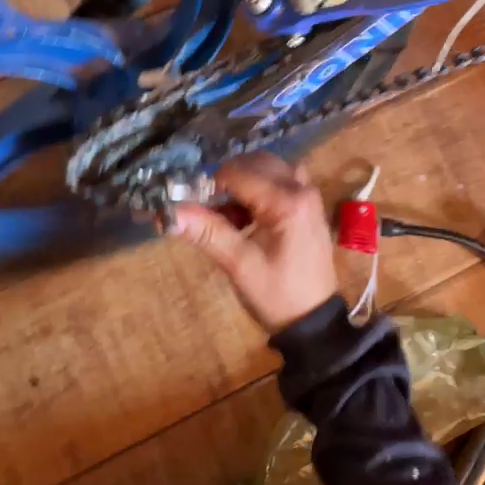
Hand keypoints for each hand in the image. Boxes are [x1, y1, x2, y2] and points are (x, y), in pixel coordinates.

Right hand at [169, 153, 337, 332]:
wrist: (314, 322)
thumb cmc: (277, 295)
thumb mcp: (239, 265)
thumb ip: (207, 232)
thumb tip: (170, 213)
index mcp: (287, 202)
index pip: (239, 173)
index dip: (212, 185)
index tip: (196, 207)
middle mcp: (302, 189)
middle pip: (255, 163)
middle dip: (229, 181)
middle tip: (212, 212)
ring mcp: (310, 195)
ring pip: (269, 168)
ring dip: (246, 182)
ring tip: (231, 215)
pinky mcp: (309, 205)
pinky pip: (281, 180)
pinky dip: (261, 188)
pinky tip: (249, 217)